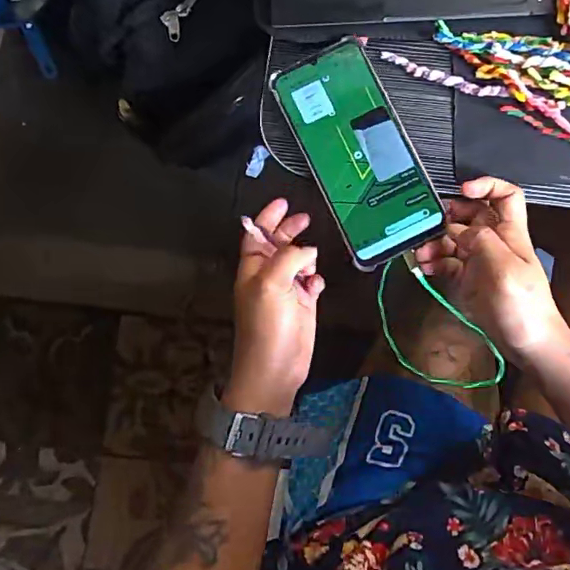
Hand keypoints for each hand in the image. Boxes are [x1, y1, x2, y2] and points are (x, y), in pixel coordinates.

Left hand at [229, 198, 323, 410]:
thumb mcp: (271, 283)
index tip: (283, 201)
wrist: (275, 368)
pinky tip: (317, 284)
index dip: (267, 217)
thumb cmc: (266, 325)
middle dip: (290, 229)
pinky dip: (316, 278)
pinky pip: (312, 281)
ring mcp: (287, 290)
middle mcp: (268, 275)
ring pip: (298, 261)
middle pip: (278, 244)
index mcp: (253, 268)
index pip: (256, 234)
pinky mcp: (304, 305)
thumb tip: (308, 250)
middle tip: (305, 217)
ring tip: (311, 261)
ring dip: (306, 256)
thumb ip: (289, 258)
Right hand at [413, 177, 567, 355]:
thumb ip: (480, 240)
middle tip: (430, 222)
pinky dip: (433, 261)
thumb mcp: (504, 266)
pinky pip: (446, 263)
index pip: (506, 195)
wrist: (528, 344)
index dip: (487, 186)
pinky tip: (423, 266)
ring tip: (420, 252)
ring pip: (453, 238)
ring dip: (434, 240)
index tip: (464, 190)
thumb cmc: (524, 305)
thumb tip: (457, 230)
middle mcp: (493, 242)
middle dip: (449, 214)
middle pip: (470, 215)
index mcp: (510, 233)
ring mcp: (479, 261)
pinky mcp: (467, 281)